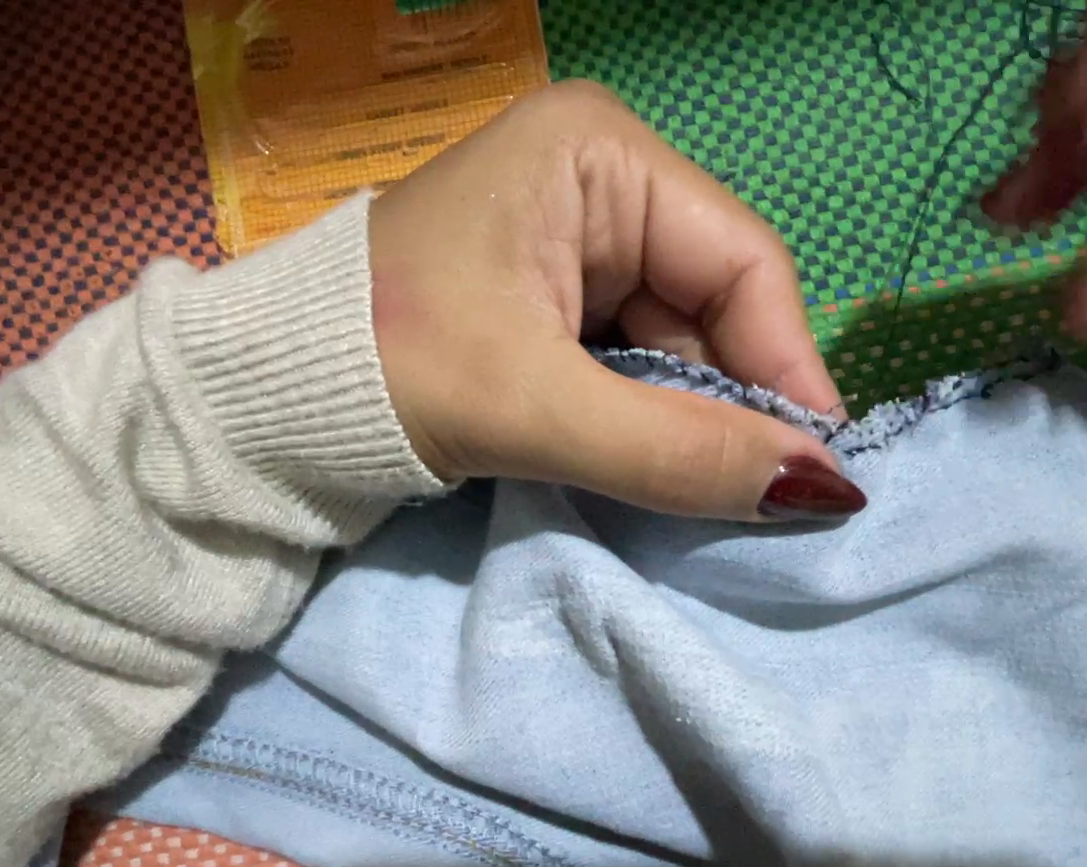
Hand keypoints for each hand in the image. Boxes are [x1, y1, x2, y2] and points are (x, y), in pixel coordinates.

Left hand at [368, 81, 864, 522]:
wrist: (269, 399)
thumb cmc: (388, 367)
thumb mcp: (536, 406)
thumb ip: (674, 447)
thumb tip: (816, 487)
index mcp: (597, 155)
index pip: (740, 260)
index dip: (787, 365)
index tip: (817, 466)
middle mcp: (597, 183)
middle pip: (713, 303)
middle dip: (733, 401)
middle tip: (757, 492)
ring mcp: (575, 243)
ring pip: (678, 341)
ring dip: (691, 418)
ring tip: (699, 484)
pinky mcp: (554, 300)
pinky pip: (634, 361)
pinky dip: (648, 418)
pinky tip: (651, 459)